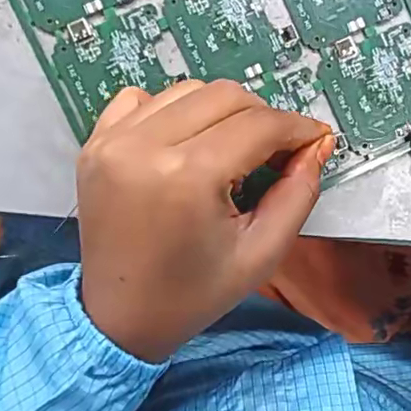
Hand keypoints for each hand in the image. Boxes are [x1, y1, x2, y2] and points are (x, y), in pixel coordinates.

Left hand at [78, 79, 333, 361]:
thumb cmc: (193, 295)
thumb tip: (315, 144)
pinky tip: (184, 146)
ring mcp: (111, 142)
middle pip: (225, 96)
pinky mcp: (94, 144)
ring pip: (187, 91)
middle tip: (274, 154)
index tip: (314, 141)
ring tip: (228, 156)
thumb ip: (298, 194)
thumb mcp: (262, 254)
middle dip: (262, 119)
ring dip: (220, 114)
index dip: (297, 129)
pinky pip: (142, 100)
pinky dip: (173, 112)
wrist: (122, 318)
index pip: (259, 125)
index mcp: (186, 177)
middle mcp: (143, 146)